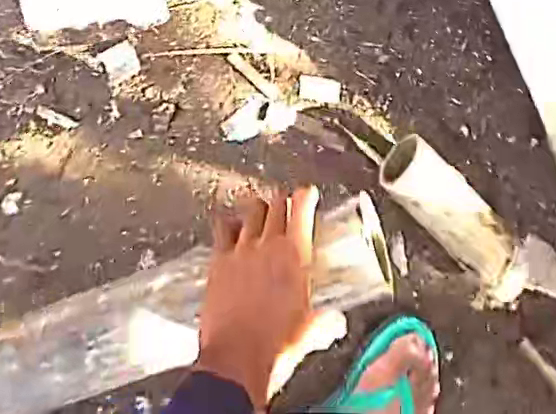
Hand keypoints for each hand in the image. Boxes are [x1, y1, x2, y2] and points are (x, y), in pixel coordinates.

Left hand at [195, 185, 347, 409]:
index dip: (306, 195)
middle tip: (285, 202)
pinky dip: (227, 224)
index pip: (302, 208)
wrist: (236, 362)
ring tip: (258, 210)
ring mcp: (242, 249)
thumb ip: (324, 322)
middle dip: (282, 200)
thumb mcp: (308, 334)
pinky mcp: (219, 261)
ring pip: (251, 210)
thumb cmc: (274, 347)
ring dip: (257, 208)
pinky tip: (228, 226)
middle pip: (276, 203)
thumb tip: (336, 323)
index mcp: (295, 254)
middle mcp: (269, 244)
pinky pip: (222, 228)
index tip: (307, 192)